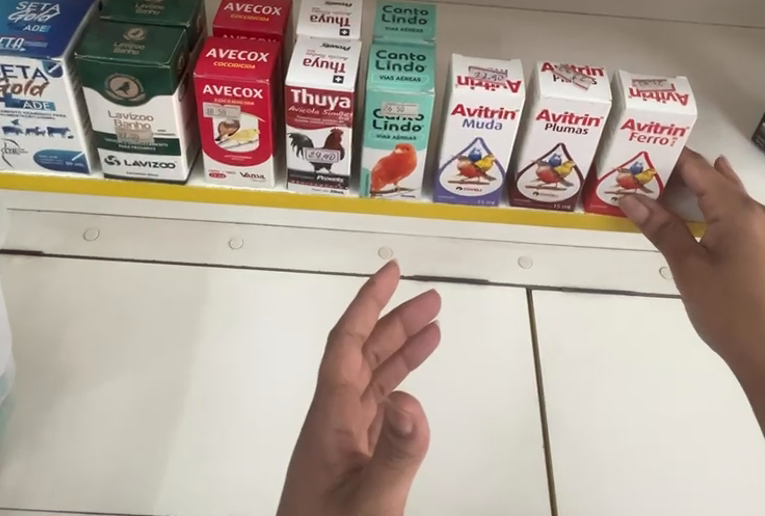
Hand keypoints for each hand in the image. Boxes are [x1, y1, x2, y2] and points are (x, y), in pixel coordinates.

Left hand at [277, 262, 442, 515]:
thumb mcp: (370, 505)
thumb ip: (394, 454)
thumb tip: (411, 401)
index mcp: (329, 419)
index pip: (346, 344)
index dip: (366, 303)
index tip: (391, 272)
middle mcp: (334, 422)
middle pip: (363, 355)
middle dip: (395, 321)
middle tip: (431, 299)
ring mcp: (342, 443)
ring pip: (373, 381)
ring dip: (401, 352)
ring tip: (434, 329)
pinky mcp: (352, 463)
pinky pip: (377, 409)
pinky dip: (399, 388)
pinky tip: (414, 389)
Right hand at [618, 149, 764, 378]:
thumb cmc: (730, 312)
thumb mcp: (688, 268)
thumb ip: (661, 228)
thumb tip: (629, 198)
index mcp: (739, 210)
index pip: (698, 167)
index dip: (666, 157)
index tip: (634, 154)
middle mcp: (757, 211)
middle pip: (712, 177)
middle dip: (675, 174)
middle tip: (637, 174)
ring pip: (724, 195)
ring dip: (691, 192)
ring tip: (655, 190)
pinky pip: (734, 213)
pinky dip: (708, 208)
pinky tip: (691, 213)